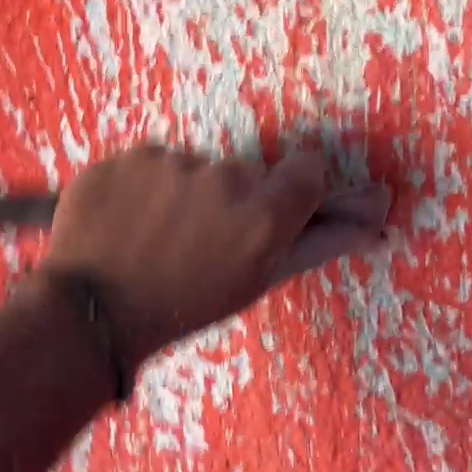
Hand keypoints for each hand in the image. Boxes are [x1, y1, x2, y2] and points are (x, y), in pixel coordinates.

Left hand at [40, 146, 388, 367]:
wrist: (93, 316)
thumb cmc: (188, 302)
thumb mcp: (258, 279)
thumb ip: (321, 240)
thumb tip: (378, 217)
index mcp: (266, 213)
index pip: (306, 172)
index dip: (288, 195)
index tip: (263, 218)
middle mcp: (227, 178)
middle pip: (245, 173)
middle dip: (229, 199)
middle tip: (197, 242)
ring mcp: (173, 163)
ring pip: (194, 167)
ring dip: (182, 192)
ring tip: (154, 236)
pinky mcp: (128, 156)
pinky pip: (149, 162)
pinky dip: (141, 185)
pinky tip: (126, 221)